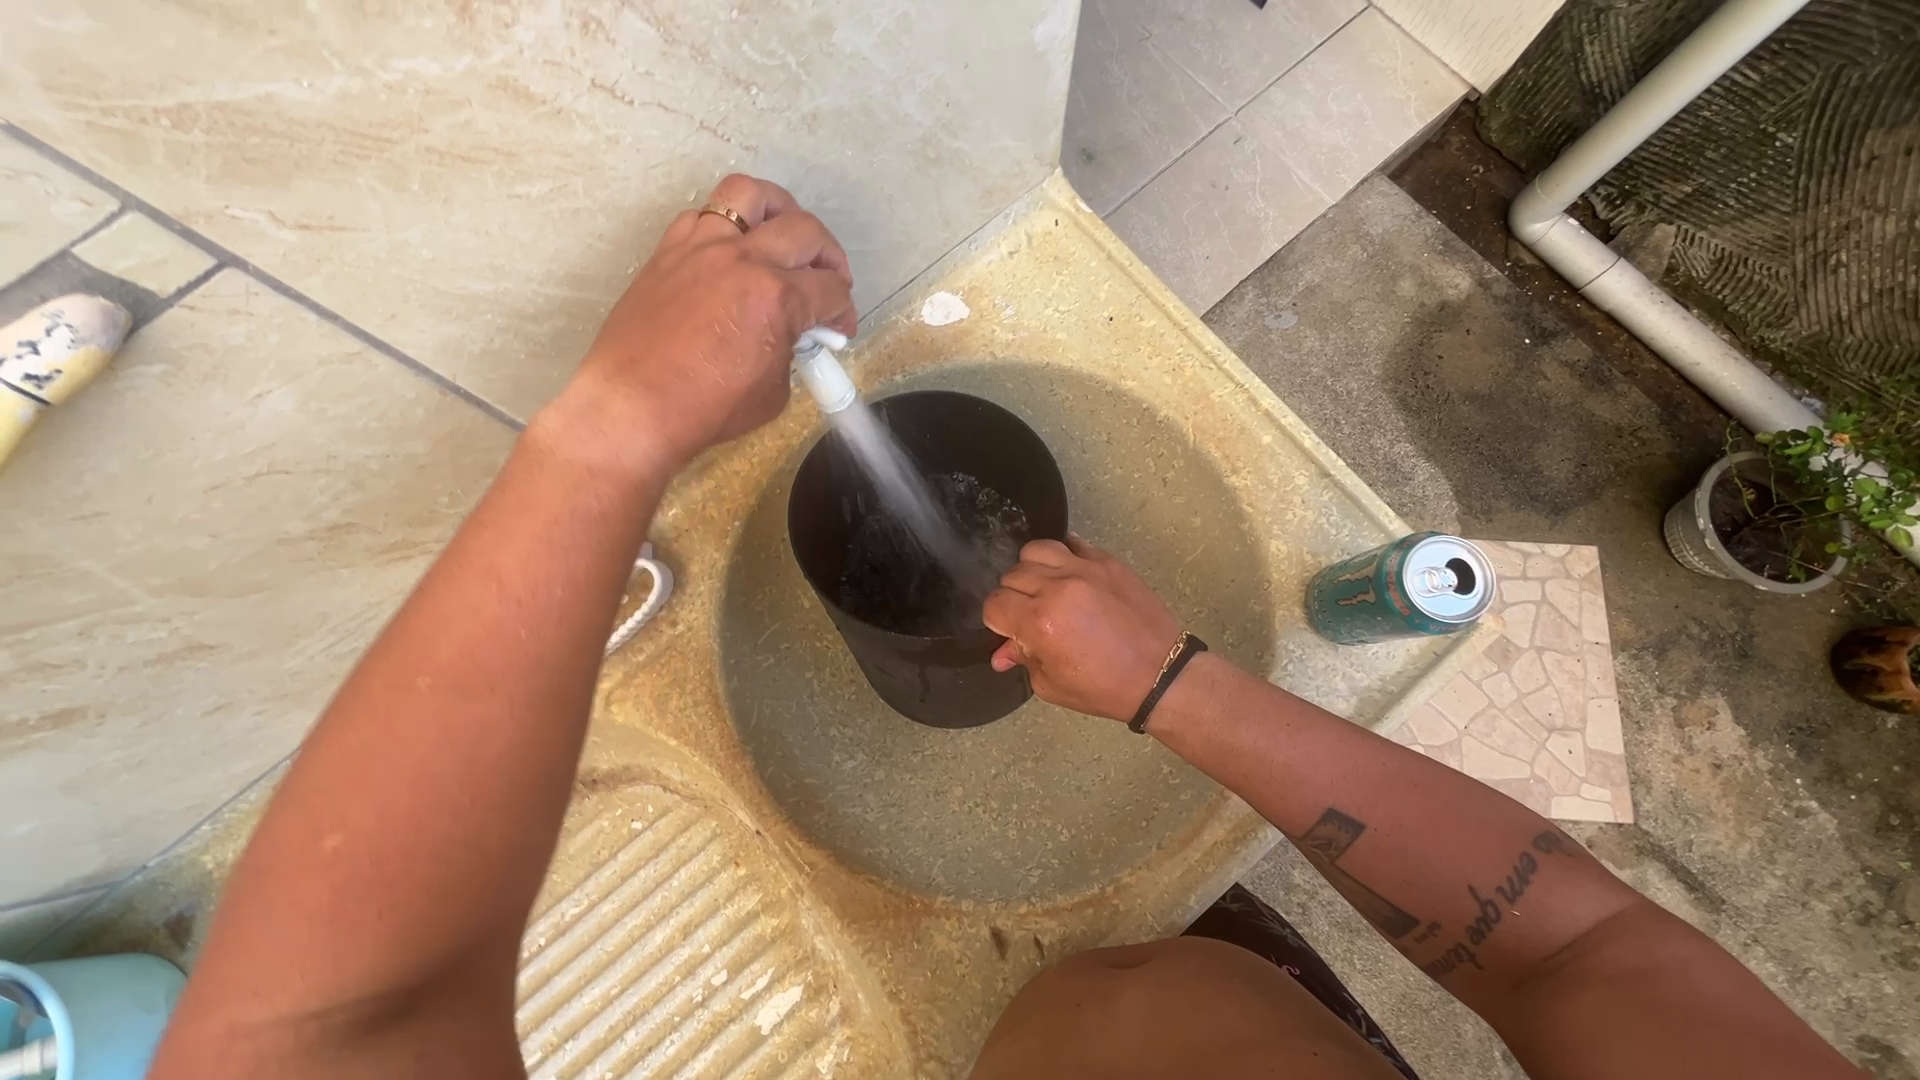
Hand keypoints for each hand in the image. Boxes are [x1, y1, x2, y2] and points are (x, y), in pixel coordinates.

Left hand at [542, 174, 857, 473]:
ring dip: (781, 210)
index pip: (831, 290)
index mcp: (776, 298)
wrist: (635, 406)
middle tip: (831, 282)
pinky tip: (735, 251)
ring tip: (787, 234)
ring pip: (751, 194)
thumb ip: (790, 350)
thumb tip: (793, 335)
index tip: (839, 328)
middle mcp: (743, 260)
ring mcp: (702, 247)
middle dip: (831, 257)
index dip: (844, 311)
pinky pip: (705, 214)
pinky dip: (729, 225)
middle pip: (807, 231)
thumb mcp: (774, 391)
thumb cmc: (706, 408)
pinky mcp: (670, 250)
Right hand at [983, 535, 1181, 721]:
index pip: (994, 604)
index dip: (996, 621)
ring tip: (1046, 588)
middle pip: (1011, 575)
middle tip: (1030, 616)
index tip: (1009, 630)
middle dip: (1014, 598)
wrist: (1160, 675)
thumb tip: (1002, 651)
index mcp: (1040, 622)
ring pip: (1036, 550)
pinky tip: (1069, 573)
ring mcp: (1084, 569)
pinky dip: (1065, 555)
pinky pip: (1073, 543)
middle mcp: (1058, 588)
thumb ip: (1023, 659)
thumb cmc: (1104, 687)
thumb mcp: (1052, 684)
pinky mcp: (1107, 562)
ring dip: (1034, 570)